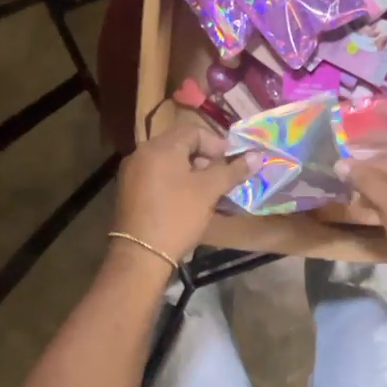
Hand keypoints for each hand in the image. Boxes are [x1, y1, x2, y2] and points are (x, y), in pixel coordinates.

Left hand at [112, 121, 259, 262]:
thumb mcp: (209, 191)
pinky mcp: (129, 191)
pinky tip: (186, 199)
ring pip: (168, 161)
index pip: (193, 131)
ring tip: (206, 190)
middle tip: (220, 176)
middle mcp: (142, 153)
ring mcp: (132, 172)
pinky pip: (156, 175)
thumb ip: (233, 170)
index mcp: (160, 147)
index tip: (231, 161)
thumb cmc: (178, 216)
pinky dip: (174, 180)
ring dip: (190, 170)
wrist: (141, 255)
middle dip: (204, 157)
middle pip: (179, 144)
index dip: (216, 143)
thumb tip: (257, 156)